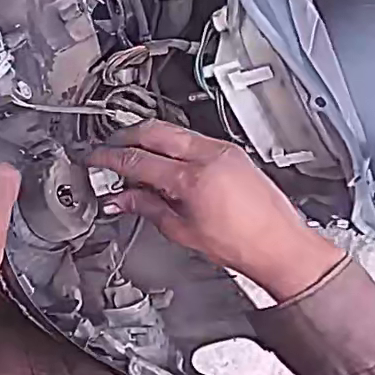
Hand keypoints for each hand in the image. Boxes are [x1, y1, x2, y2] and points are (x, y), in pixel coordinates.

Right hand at [88, 121, 340, 302]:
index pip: (138, 159)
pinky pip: (191, 138)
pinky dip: (170, 145)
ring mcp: (222, 149)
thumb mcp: (181, 229)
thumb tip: (119, 198)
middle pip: (153, 131)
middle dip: (124, 137)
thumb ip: (146, 206)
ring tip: (133, 159)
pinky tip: (162, 162)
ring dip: (147, 139)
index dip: (109, 158)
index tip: (95, 159)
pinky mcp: (231, 151)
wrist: (279, 245)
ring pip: (172, 130)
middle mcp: (209, 156)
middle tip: (108, 150)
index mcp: (192, 178)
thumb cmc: (241, 244)